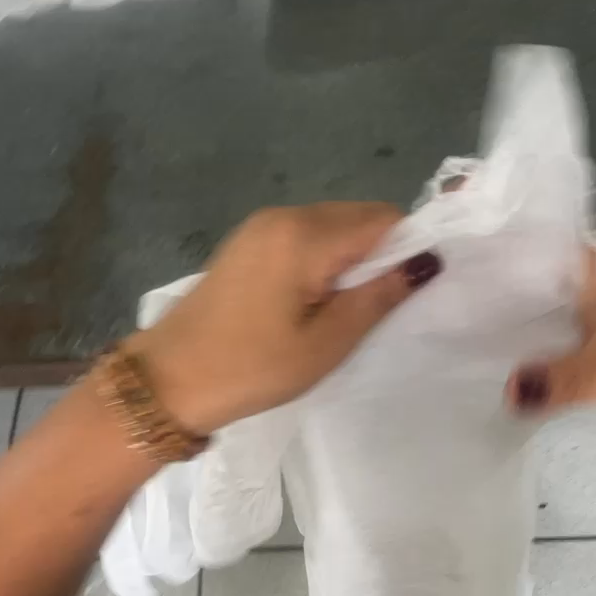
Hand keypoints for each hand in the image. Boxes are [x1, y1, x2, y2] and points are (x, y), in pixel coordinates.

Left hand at [127, 203, 440, 434]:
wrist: (169, 380)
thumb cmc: (251, 367)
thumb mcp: (325, 343)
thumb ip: (377, 297)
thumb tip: (426, 263)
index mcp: (304, 236)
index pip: (384, 219)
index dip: (408, 249)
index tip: (407, 292)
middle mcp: (284, 216)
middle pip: (358, 217)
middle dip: (380, 253)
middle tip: (376, 308)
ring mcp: (260, 226)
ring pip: (331, 226)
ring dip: (350, 258)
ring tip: (343, 310)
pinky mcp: (246, 242)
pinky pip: (303, 237)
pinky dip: (322, 259)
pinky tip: (313, 301)